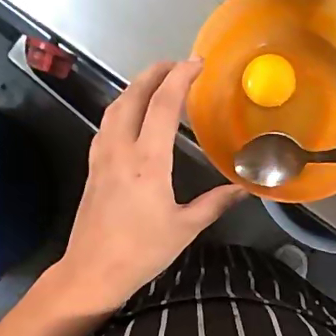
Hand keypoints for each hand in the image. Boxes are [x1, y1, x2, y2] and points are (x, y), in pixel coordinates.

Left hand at [46, 59, 245, 312]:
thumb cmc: (142, 251)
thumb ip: (215, 204)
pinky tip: (131, 117)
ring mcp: (102, 156)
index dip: (181, 78)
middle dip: (154, 73)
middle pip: (133, 95)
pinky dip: (122, 108)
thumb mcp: (185, 228)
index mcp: (148, 160)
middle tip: (176, 65)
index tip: (197, 64)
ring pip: (115, 107)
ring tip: (155, 83)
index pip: (163, 104)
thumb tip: (242, 189)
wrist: (93, 270)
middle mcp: (121, 149)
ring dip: (135, 88)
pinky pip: (107, 125)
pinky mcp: (93, 167)